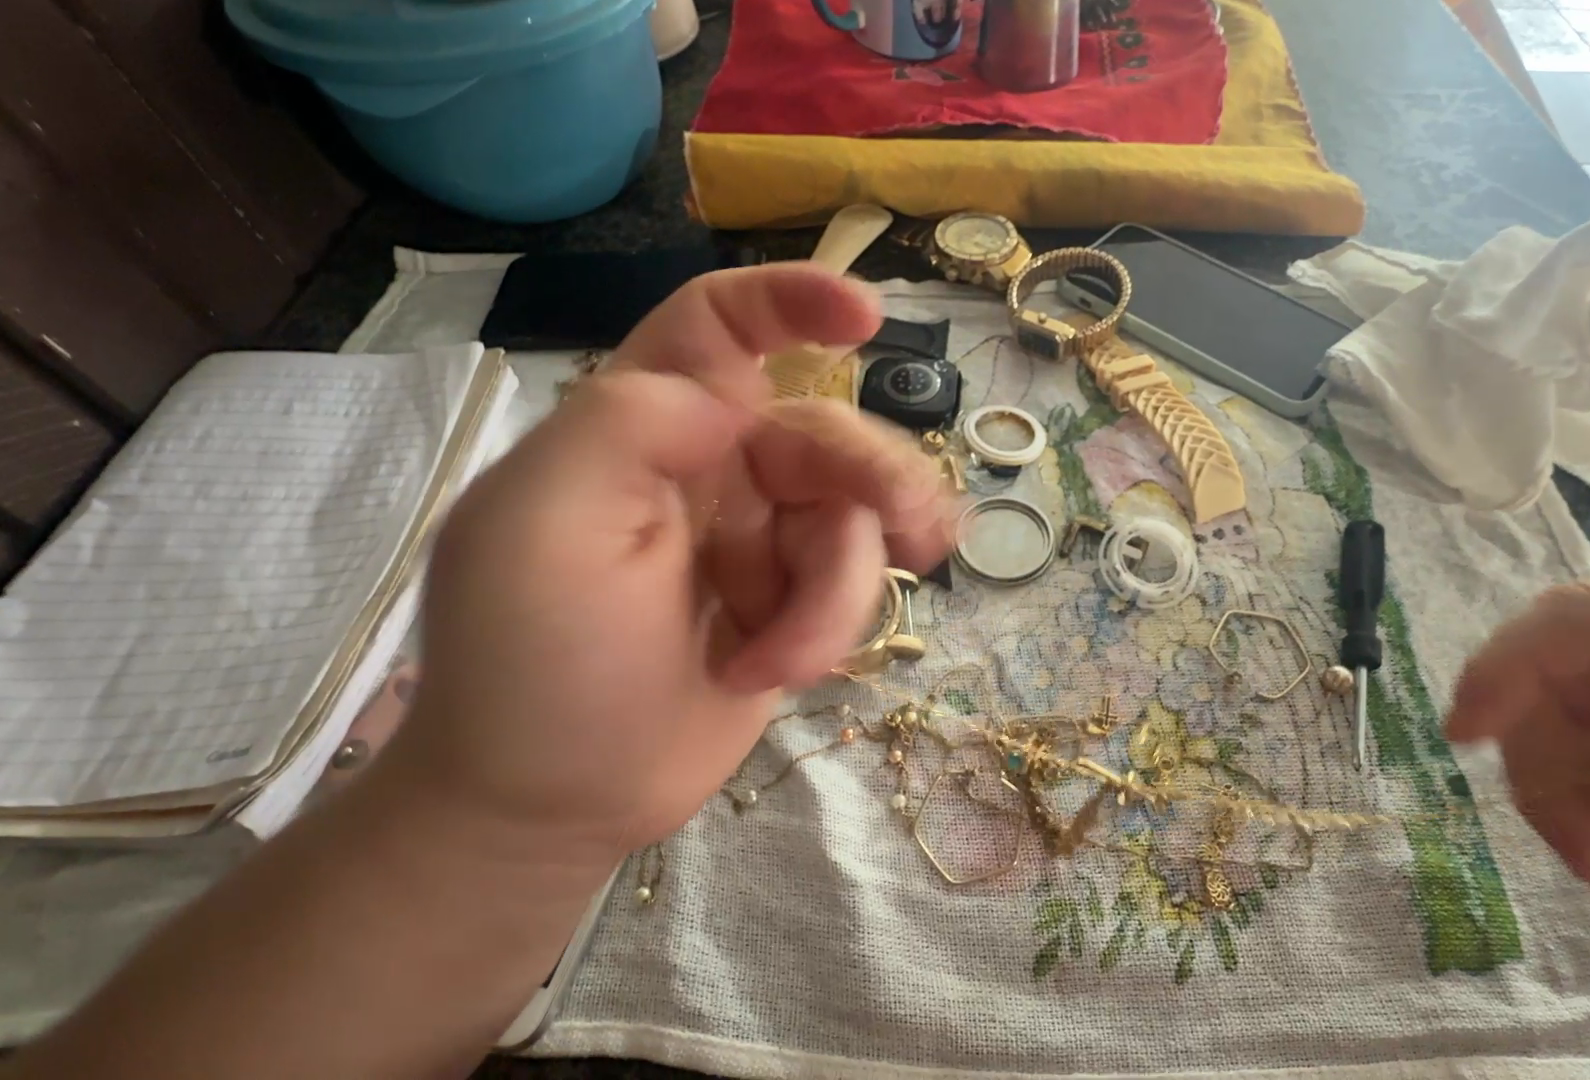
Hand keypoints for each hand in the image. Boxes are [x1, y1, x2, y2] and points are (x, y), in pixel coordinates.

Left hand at [391, 264, 956, 861]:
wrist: (555, 802)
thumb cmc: (529, 664)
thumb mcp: (539, 532)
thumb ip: (620, 427)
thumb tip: (728, 403)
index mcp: (643, 426)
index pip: (721, 326)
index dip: (792, 302)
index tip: (867, 318)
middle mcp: (712, 467)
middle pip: (828, 432)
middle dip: (876, 480)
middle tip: (920, 538)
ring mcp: (761, 537)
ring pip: (857, 517)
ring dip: (847, 586)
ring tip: (796, 657)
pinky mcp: (795, 600)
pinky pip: (856, 583)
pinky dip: (834, 627)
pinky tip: (784, 672)